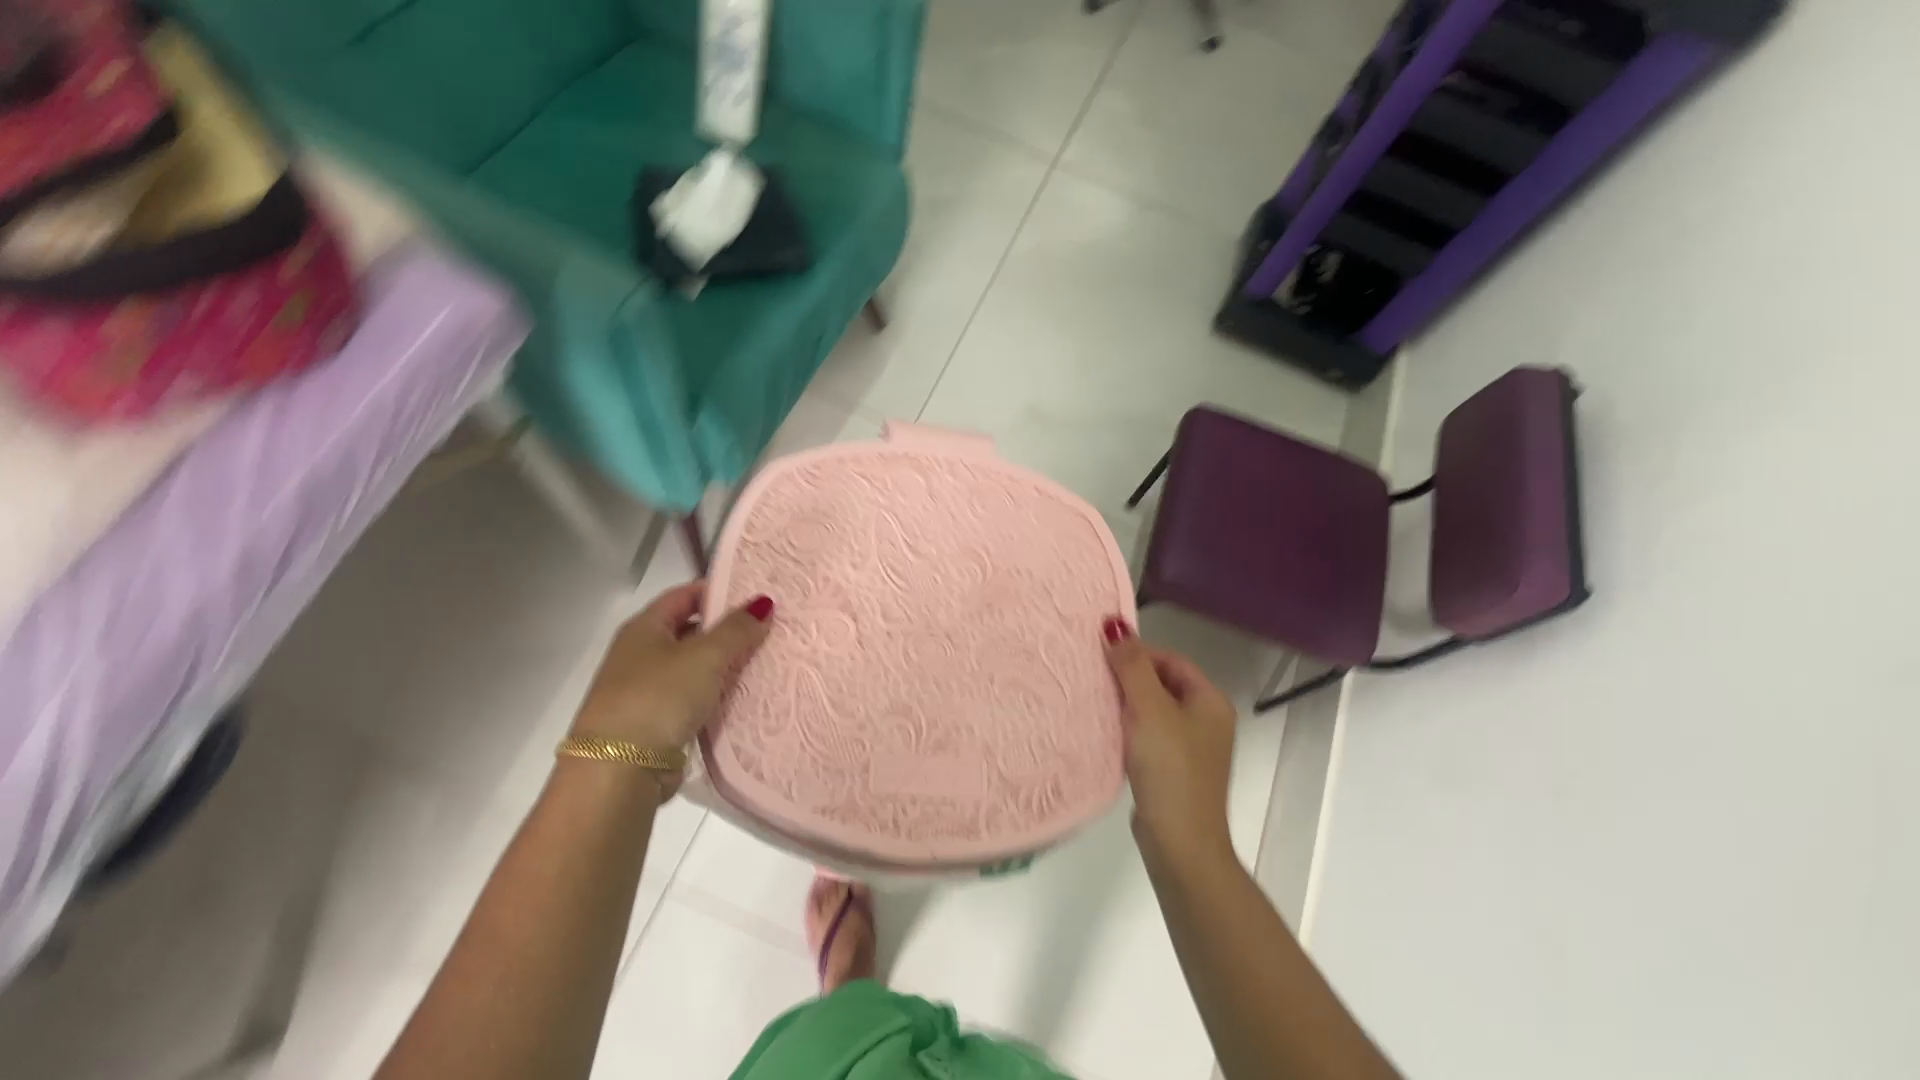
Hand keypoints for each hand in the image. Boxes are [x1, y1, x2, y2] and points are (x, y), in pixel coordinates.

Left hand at [569, 582, 773, 794]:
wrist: (619, 770)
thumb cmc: (659, 698)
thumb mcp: (704, 656)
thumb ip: (736, 629)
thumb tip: (764, 602)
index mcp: (644, 628)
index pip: (685, 595)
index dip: (719, 591)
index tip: (757, 596)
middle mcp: (641, 654)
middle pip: (690, 631)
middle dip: (727, 630)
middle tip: (770, 629)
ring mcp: (646, 690)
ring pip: (693, 669)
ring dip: (724, 667)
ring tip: (766, 662)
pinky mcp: (656, 724)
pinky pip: (693, 700)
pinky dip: (715, 697)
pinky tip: (744, 699)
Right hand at [1103, 618, 1236, 862]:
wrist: (1179, 840)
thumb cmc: (1169, 768)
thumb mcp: (1149, 709)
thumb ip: (1131, 666)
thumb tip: (1114, 624)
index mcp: (1210, 701)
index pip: (1171, 660)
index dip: (1138, 654)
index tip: (1103, 657)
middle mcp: (1207, 721)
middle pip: (1163, 684)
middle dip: (1129, 678)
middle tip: (1093, 677)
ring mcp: (1192, 749)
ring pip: (1154, 712)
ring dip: (1127, 705)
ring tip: (1095, 702)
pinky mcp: (1174, 772)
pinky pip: (1149, 738)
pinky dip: (1129, 731)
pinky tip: (1106, 734)